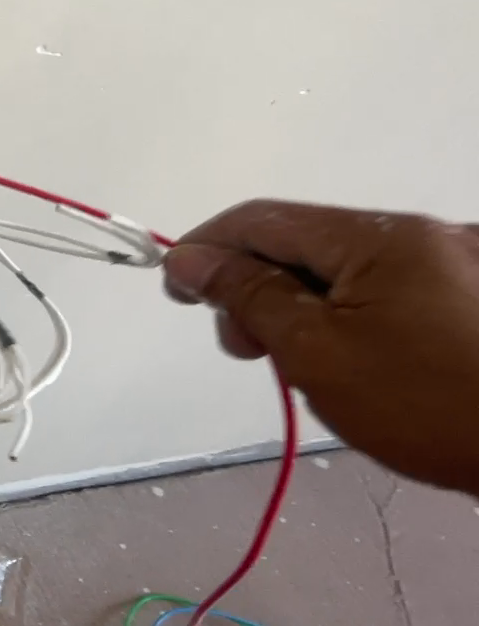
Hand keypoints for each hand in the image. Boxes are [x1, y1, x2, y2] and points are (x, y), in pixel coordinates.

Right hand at [163, 199, 478, 493]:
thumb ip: (245, 293)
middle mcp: (427, 237)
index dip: (202, 248)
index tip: (175, 293)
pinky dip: (343, 317)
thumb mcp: (315, 349)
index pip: (259, 220)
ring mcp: (461, 268)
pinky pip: (384, 291)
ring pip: (340, 271)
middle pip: (300, 244)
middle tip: (241, 346)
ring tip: (294, 361)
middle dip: (252, 287)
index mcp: (383, 238)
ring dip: (295, 306)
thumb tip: (188, 258)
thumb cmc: (431, 404)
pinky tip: (347, 359)